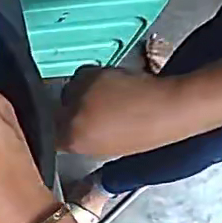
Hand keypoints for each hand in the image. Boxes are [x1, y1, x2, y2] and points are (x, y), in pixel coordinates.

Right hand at [59, 66, 199, 157]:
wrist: (172, 108)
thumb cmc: (146, 132)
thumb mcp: (105, 148)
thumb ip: (80, 140)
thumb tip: (68, 130)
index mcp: (72, 140)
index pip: (49, 134)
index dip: (57, 131)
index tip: (66, 129)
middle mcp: (70, 117)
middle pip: (54, 111)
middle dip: (67, 111)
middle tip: (89, 113)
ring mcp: (80, 95)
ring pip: (68, 91)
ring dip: (79, 92)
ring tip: (102, 97)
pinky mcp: (93, 74)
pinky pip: (82, 75)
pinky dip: (93, 78)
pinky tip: (111, 84)